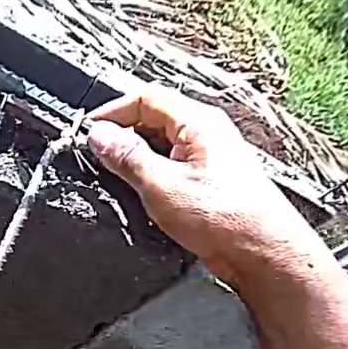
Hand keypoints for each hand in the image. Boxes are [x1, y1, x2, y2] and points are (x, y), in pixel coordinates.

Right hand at [86, 86, 320, 283]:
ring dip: (135, 158)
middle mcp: (207, 134)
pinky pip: (170, 168)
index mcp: (199, 122)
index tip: (87, 133)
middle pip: (153, 119)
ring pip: (161, 145)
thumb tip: (100, 136)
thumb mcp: (160, 186)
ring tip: (116, 179)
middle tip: (96, 158)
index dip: (111, 112)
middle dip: (121, 135)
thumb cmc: (225, 218)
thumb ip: (127, 157)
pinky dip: (150, 176)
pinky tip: (141, 195)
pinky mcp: (207, 182)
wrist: (260, 251)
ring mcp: (209, 158)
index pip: (146, 98)